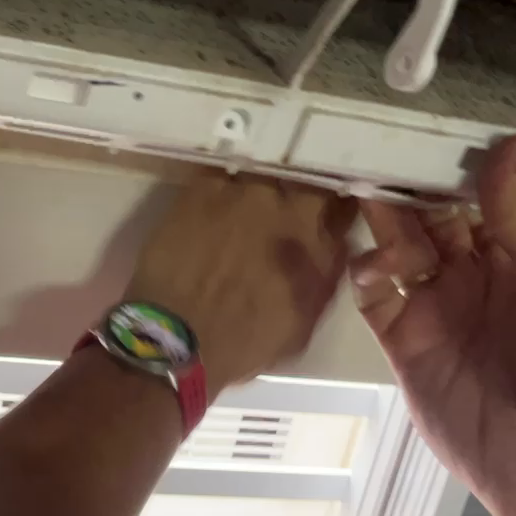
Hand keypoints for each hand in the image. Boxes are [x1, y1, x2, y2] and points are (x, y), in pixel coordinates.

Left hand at [126, 173, 356, 395]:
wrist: (175, 336)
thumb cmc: (242, 342)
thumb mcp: (302, 320)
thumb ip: (323, 273)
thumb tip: (331, 242)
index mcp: (314, 241)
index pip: (340, 202)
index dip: (334, 204)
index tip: (327, 209)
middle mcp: (283, 206)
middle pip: (302, 180)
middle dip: (298, 191)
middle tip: (283, 208)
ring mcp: (240, 191)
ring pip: (262, 173)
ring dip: (260, 187)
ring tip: (246, 206)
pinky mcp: (200, 188)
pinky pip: (221, 173)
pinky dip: (223, 186)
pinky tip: (215, 202)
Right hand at [351, 135, 515, 515]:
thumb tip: (512, 147)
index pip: (484, 197)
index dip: (459, 167)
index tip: (431, 133)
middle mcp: (478, 276)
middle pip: (432, 216)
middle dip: (411, 186)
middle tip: (383, 154)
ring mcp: (438, 310)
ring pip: (397, 247)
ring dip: (384, 221)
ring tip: (374, 199)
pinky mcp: (405, 345)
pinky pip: (374, 298)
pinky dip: (367, 272)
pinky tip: (379, 266)